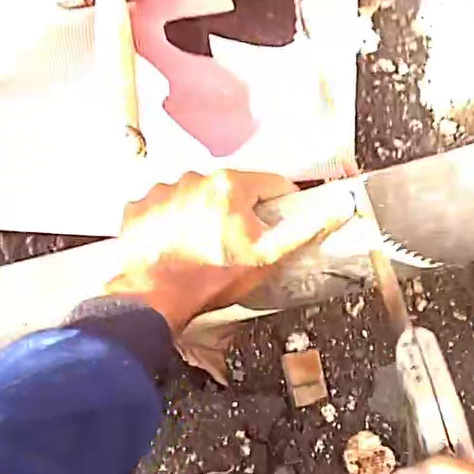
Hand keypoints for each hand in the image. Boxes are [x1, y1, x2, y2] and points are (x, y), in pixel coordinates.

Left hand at [103, 170, 340, 332]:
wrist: (154, 296)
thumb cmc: (211, 277)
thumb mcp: (267, 257)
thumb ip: (302, 231)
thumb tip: (334, 210)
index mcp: (230, 185)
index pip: (272, 183)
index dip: (284, 203)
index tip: (281, 222)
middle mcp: (194, 178)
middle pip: (233, 190)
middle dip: (242, 212)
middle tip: (241, 245)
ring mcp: (162, 191)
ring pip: (198, 197)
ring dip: (206, 215)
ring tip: (206, 248)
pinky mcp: (139, 207)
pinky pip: (165, 208)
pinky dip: (174, 222)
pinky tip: (180, 245)